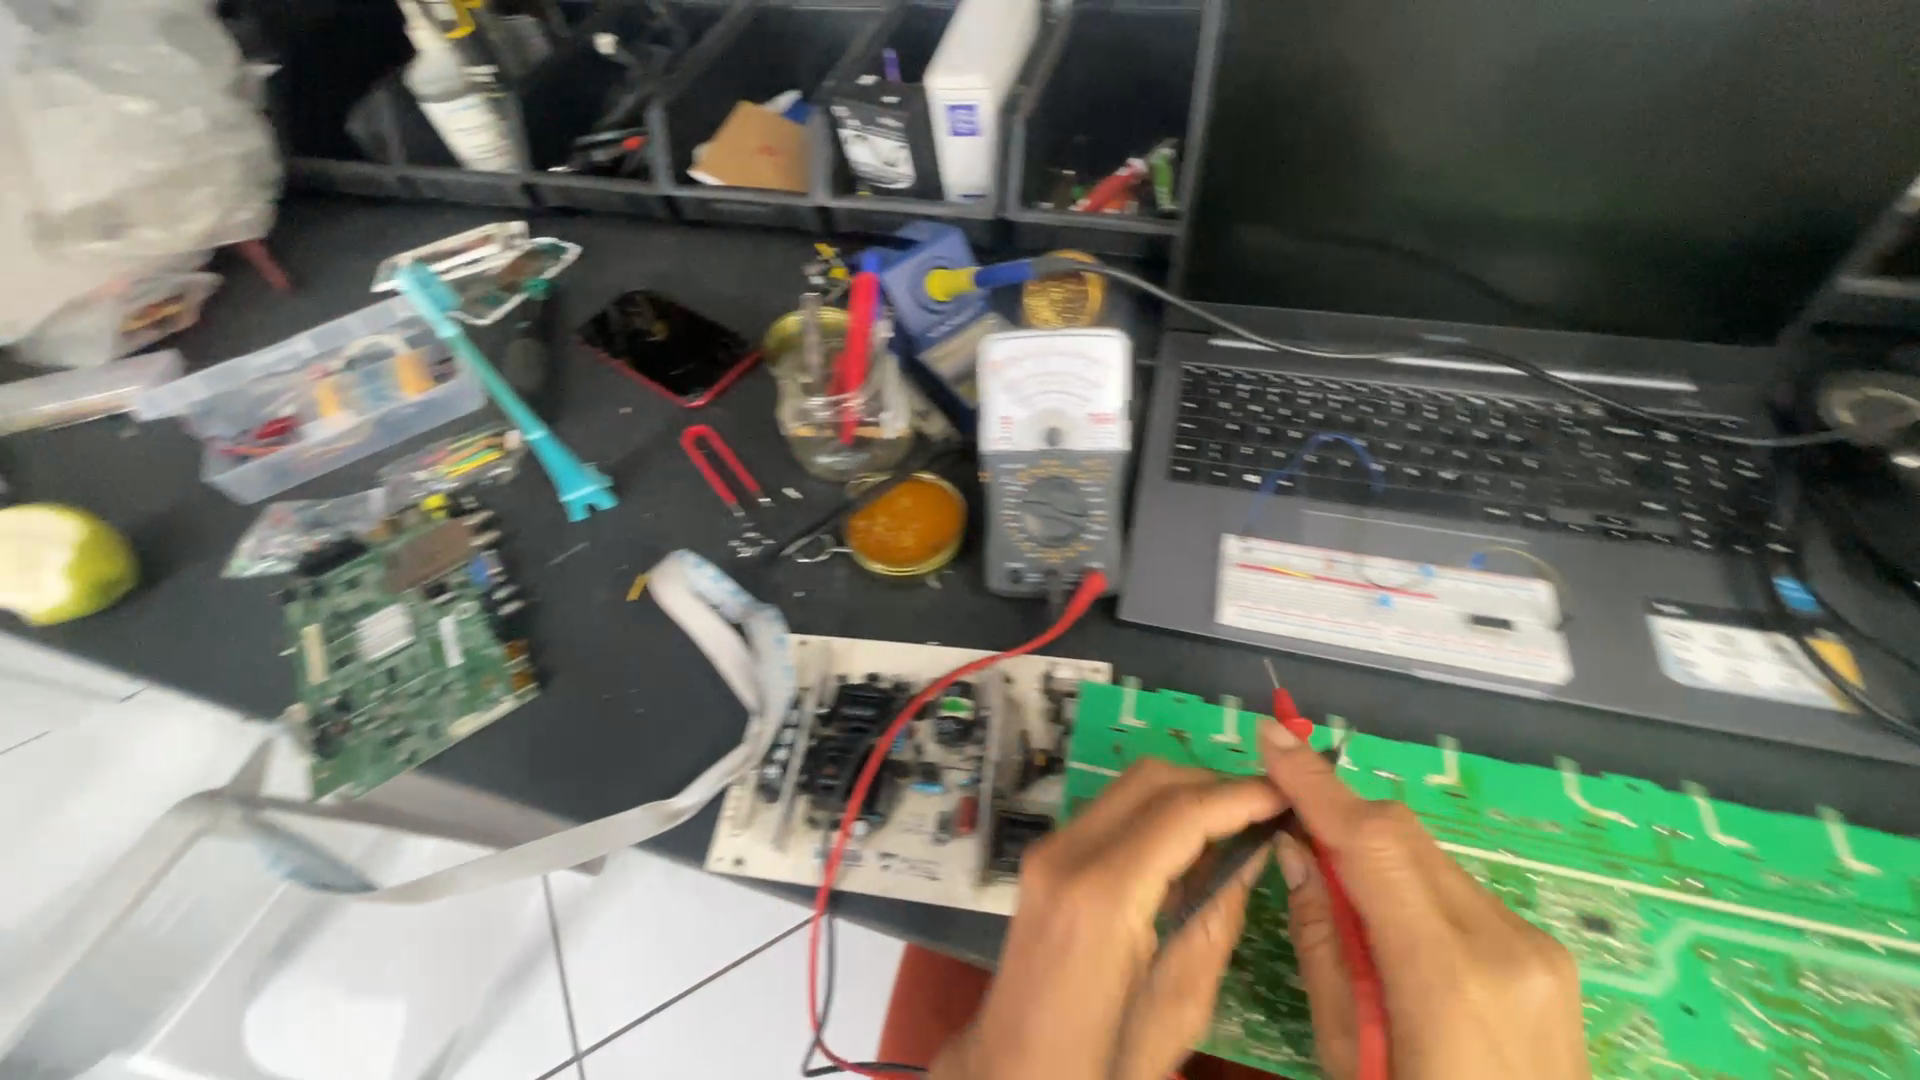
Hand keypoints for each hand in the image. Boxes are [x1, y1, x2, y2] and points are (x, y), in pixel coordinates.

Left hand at [932, 760, 1285, 1079]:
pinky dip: (1155, 812)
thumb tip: (1257, 847)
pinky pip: (1109, 811)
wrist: (1015, 1072)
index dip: (1240, 795)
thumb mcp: (1182, 1003)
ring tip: (1236, 823)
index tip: (1287, 794)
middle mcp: (1068, 853)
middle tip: (1266, 809)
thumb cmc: (1104, 1062)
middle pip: (1150, 780)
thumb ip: (1220, 914)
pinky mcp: (1044, 856)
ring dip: (1184, 793)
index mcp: (1104, 895)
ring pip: (1128, 787)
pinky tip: (1189, 843)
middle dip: (1213, 784)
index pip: (1181, 813)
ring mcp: (1049, 849)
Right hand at [1261, 721, 1590, 1079]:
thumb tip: (1297, 849)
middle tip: (1283, 814)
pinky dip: (1405, 879)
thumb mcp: (1346, 1050)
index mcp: (1446, 975)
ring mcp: (1536, 944)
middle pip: (1400, 834)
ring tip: (1335, 888)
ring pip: (1426, 853)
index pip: (1370, 844)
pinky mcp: (1547, 951)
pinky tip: (1387, 922)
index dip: (1316, 783)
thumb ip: (1322, 939)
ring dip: (1370, 848)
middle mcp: (1504, 941)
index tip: (1272, 736)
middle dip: (1336, 810)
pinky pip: (1454, 885)